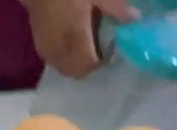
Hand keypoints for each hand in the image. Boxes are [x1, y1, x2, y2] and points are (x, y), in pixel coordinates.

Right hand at [22, 0, 137, 78]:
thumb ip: (116, 8)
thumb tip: (134, 19)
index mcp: (77, 39)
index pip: (89, 65)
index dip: (101, 61)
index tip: (110, 49)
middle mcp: (61, 52)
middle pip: (77, 73)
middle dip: (89, 65)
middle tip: (98, 48)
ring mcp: (49, 53)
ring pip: (66, 70)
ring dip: (77, 63)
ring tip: (85, 44)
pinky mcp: (41, 49)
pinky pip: (57, 62)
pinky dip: (67, 58)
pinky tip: (71, 41)